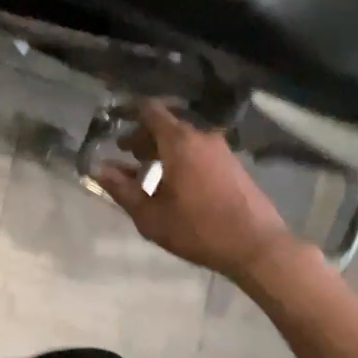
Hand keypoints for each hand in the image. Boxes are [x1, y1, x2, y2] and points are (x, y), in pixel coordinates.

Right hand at [96, 100, 298, 283]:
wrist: (258, 246)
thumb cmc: (199, 229)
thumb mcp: (151, 216)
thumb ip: (122, 189)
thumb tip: (99, 169)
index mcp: (178, 141)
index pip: (150, 110)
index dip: (128, 112)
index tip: (113, 122)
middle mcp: (201, 136)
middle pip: (166, 124)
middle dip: (143, 136)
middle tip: (126, 154)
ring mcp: (221, 149)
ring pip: (184, 138)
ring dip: (163, 149)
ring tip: (148, 172)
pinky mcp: (234, 164)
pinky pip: (199, 150)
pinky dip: (182, 157)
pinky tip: (176, 183)